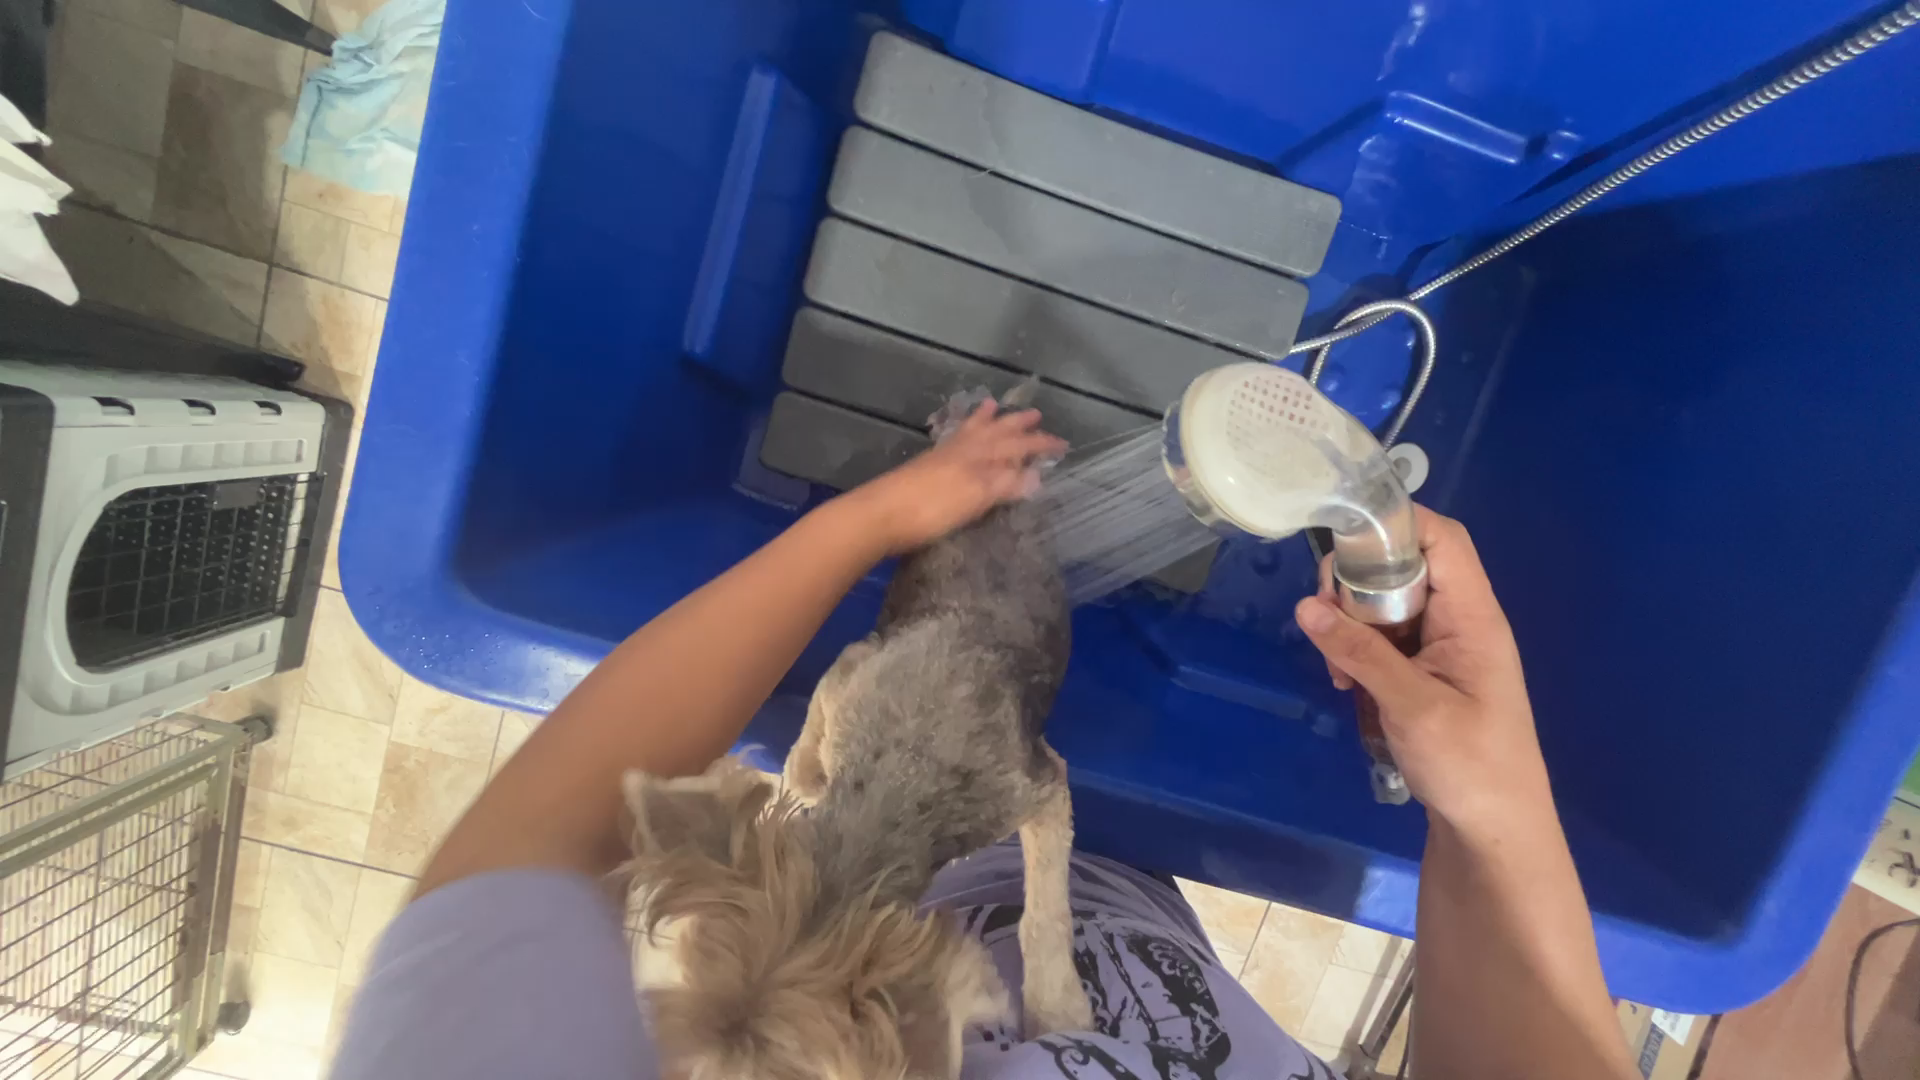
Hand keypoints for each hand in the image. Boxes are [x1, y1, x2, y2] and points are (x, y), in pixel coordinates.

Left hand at [845, 399, 1066, 554]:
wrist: (878, 515)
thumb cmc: (930, 509)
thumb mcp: (975, 498)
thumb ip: (1005, 484)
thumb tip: (1037, 475)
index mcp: (978, 456)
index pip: (1017, 447)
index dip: (1041, 445)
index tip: (1064, 445)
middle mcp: (962, 451)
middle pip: (995, 434)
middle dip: (1017, 425)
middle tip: (1036, 413)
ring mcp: (941, 457)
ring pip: (971, 432)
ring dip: (986, 421)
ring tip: (994, 405)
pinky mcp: (924, 468)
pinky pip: (953, 441)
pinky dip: (962, 433)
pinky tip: (957, 438)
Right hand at [1293, 507, 1554, 831]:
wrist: (1493, 832)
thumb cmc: (1470, 766)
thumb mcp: (1411, 706)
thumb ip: (1358, 652)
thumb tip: (1305, 605)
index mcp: (1473, 617)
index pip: (1442, 540)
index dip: (1396, 524)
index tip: (1343, 541)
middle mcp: (1457, 620)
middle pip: (1402, 566)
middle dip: (1356, 583)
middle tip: (1326, 617)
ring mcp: (1439, 646)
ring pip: (1383, 603)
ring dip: (1349, 623)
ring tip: (1335, 664)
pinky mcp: (1420, 670)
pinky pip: (1379, 637)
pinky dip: (1353, 649)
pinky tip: (1344, 681)